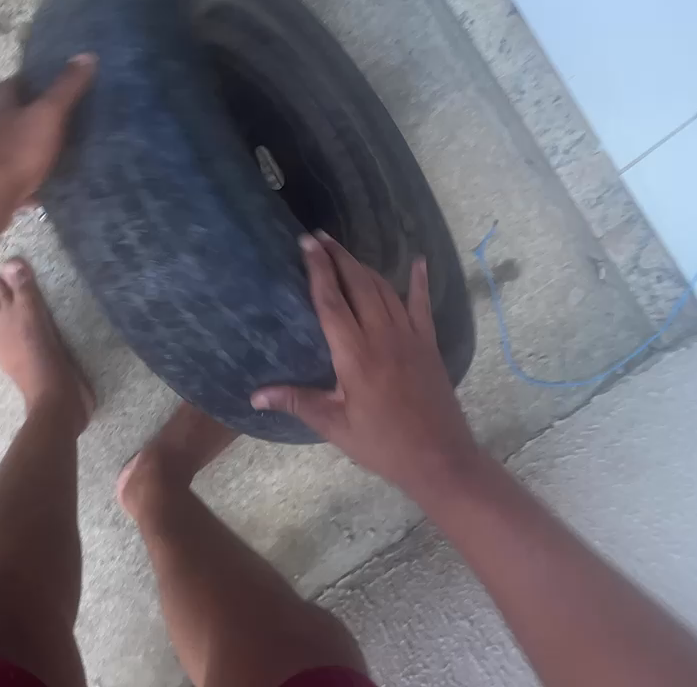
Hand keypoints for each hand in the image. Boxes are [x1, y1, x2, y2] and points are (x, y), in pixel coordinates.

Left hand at [0, 53, 96, 204]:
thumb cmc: (19, 150)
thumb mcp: (49, 115)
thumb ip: (66, 88)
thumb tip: (86, 55)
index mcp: (2, 110)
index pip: (8, 87)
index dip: (19, 82)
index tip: (33, 81)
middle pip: (4, 117)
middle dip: (21, 116)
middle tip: (45, 117)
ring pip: (5, 146)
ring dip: (21, 147)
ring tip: (46, 152)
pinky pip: (9, 177)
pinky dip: (23, 178)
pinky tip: (39, 186)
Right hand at [253, 231, 481, 500]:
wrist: (441, 460)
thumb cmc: (383, 444)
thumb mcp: (335, 426)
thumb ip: (297, 402)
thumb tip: (254, 395)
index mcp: (355, 354)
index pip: (331, 300)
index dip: (318, 269)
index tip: (306, 243)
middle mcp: (382, 336)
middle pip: (357, 284)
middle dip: (338, 257)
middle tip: (319, 237)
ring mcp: (409, 336)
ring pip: (384, 289)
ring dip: (362, 266)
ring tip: (343, 251)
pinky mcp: (428, 344)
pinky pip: (421, 305)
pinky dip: (418, 281)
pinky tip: (417, 261)